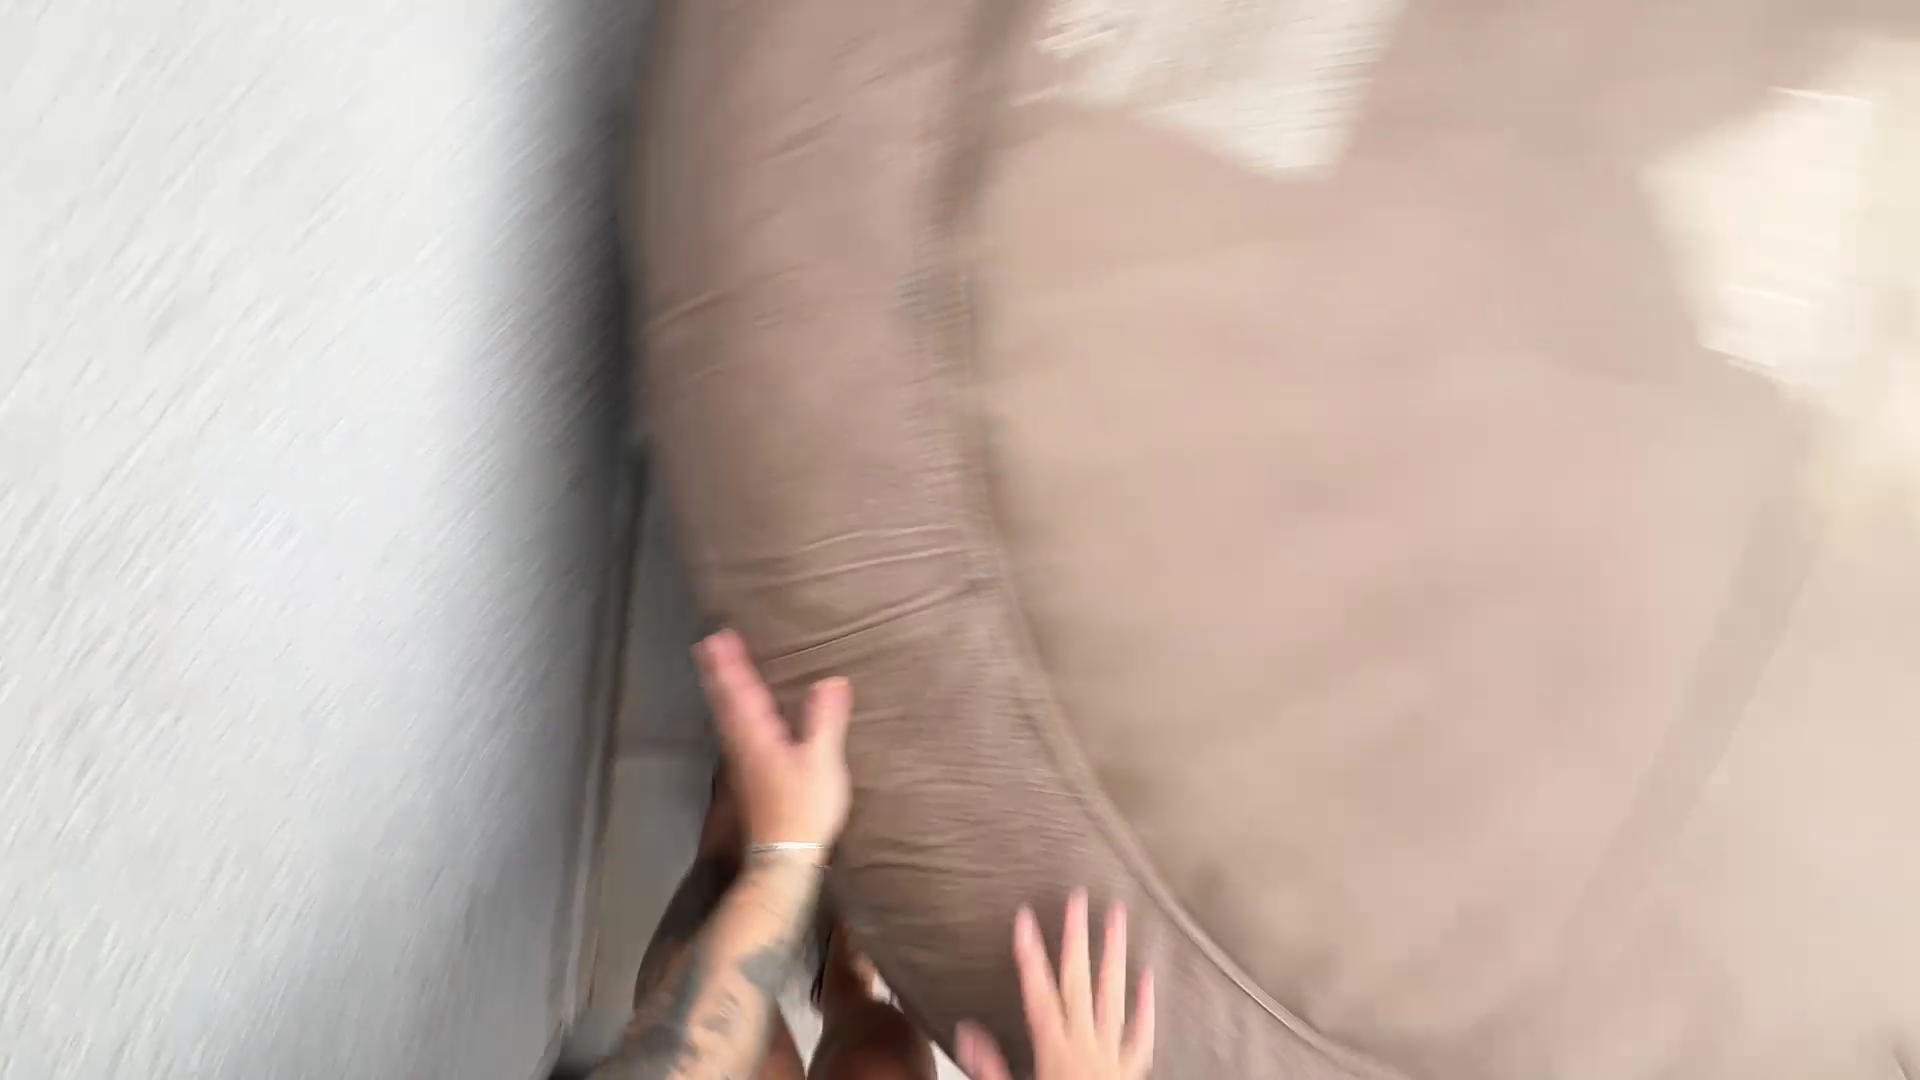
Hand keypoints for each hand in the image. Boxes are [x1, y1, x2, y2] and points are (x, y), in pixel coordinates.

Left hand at [693, 629, 852, 849]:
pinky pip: (734, 729)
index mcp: (758, 737)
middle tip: (708, 644)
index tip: (719, 637)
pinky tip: (738, 712)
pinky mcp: (750, 774)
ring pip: (727, 716)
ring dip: (721, 689)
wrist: (785, 856)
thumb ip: (825, 720)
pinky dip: (731, 710)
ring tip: (715, 668)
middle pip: (726, 702)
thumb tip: (832, 680)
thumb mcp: (822, 762)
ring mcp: (743, 761)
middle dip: (719, 672)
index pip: (741, 693)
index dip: (731, 665)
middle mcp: (743, 745)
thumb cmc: (804, 808)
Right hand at [954, 890, 1155, 1079]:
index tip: (1024, 917)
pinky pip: (1142, 1034)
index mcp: (1055, 1051)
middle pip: (1078, 981)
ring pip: (1114, 995)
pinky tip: (1148, 976)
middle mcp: (1086, 1045)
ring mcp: (1113, 1055)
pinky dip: (1145, 1005)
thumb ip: (990, 1067)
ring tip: (1117, 916)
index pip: (1038, 992)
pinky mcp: (1133, 1070)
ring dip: (1114, 953)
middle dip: (1076, 937)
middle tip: (1078, 897)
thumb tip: (966, 1031)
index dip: (1030, 953)